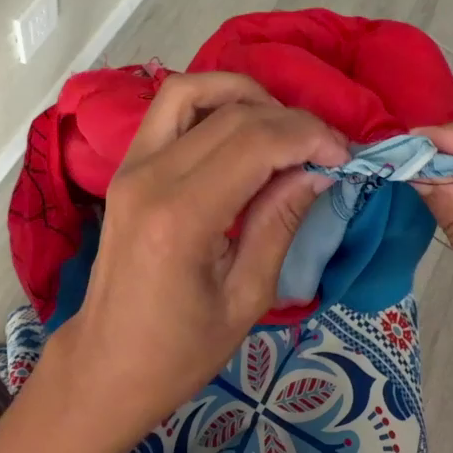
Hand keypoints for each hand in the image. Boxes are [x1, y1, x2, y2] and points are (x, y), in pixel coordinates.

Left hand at [62, 72, 350, 426]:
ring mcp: (130, 164)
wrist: (107, 362)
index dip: (307, 136)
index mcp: (181, 216)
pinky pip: (168, 108)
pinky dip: (209, 101)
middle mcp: (149, 176)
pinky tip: (242, 126)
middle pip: (230, 113)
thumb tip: (319, 169)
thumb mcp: (247, 297)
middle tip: (326, 147)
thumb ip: (280, 222)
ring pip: (190, 90)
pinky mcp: (125, 164)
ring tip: (284, 127)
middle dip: (289, 119)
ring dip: (244, 94)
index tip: (344, 155)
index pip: (253, 142)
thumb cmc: (180, 349)